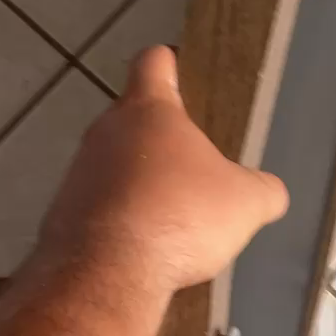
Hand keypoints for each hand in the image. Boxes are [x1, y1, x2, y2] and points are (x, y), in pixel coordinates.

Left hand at [34, 46, 288, 293]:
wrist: (109, 273)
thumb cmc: (181, 217)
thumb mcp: (245, 204)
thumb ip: (263, 190)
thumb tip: (271, 193)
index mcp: (149, 110)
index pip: (154, 62)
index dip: (172, 64)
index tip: (185, 75)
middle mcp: (104, 132)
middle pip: (135, 120)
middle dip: (163, 142)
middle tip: (195, 171)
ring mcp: (78, 173)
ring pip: (115, 167)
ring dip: (141, 186)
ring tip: (173, 221)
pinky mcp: (63, 215)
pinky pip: (100, 209)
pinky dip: (123, 223)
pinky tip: (145, 251)